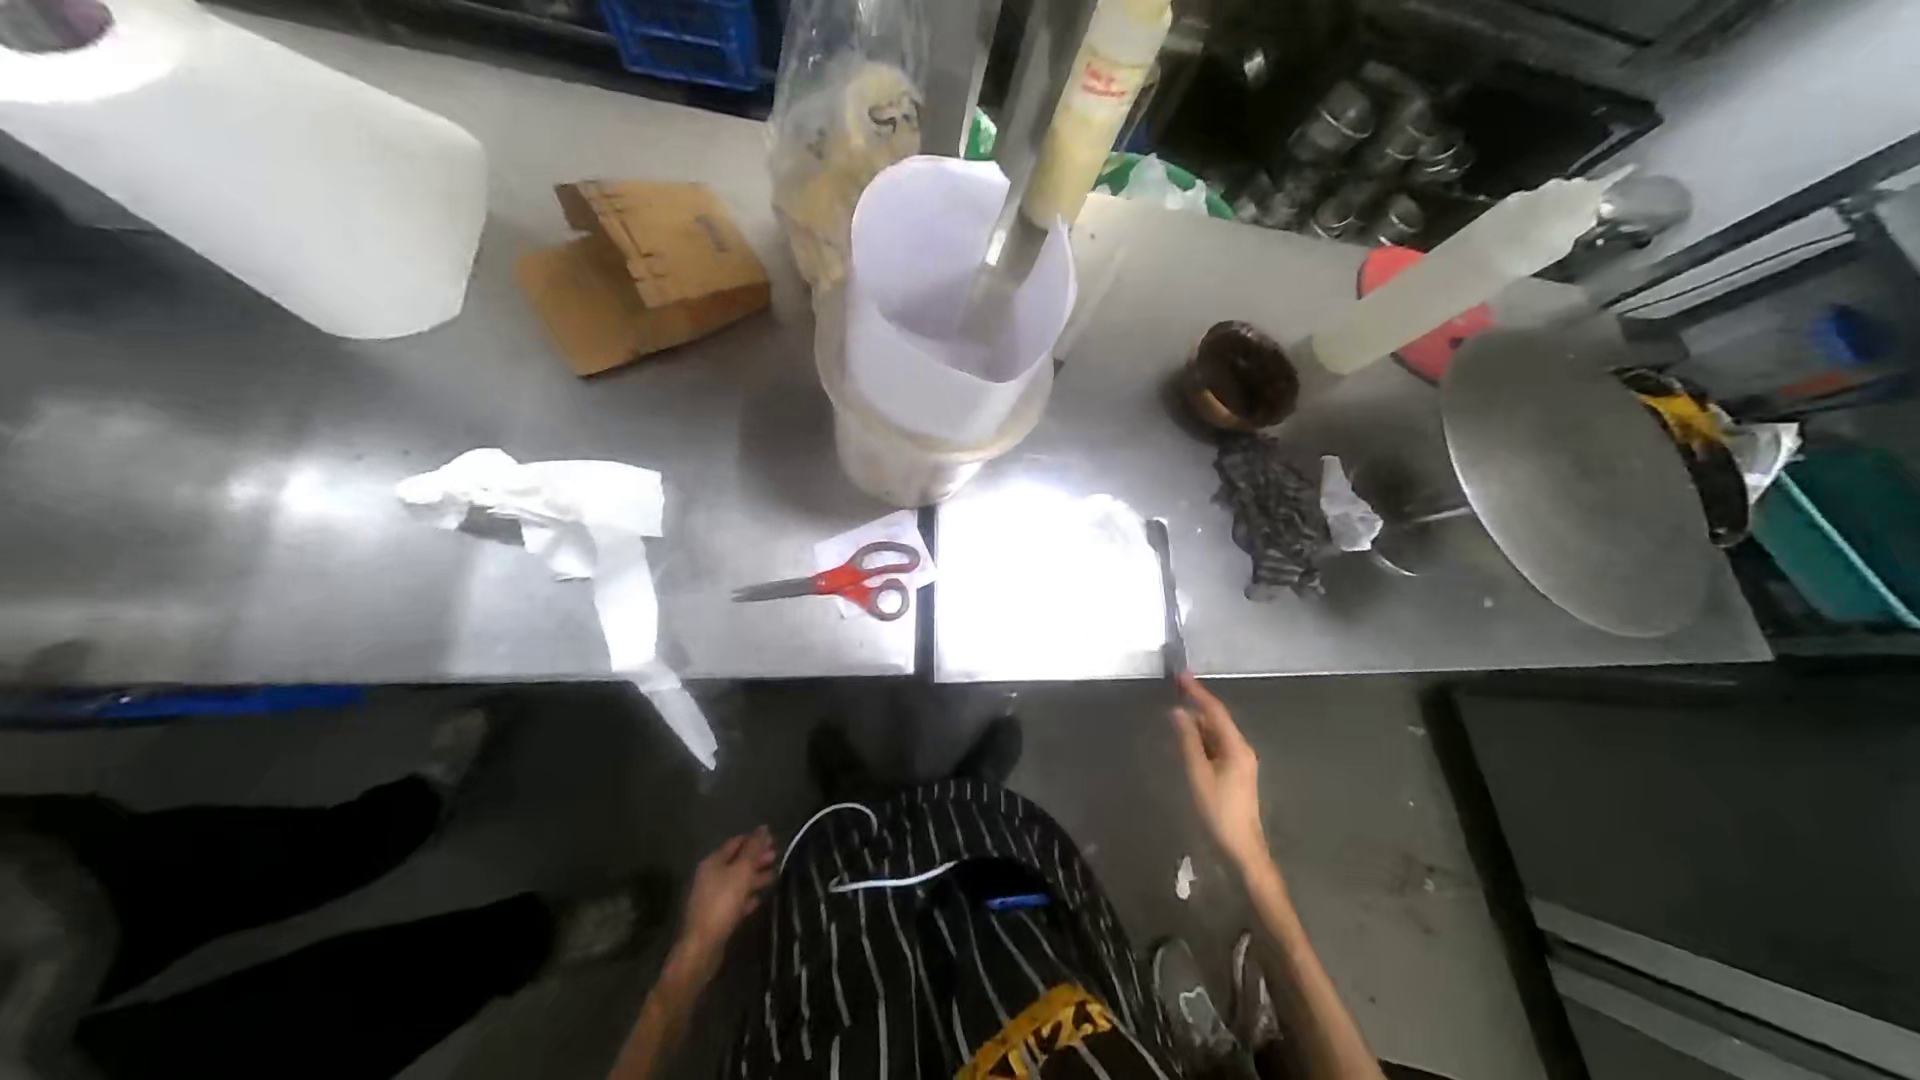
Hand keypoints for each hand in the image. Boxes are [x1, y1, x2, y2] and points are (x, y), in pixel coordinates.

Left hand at [673, 827, 775, 977]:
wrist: (703, 946)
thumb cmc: (723, 902)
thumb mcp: (742, 871)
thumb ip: (754, 849)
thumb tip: (764, 827)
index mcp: (713, 862)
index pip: (736, 842)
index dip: (755, 839)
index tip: (774, 840)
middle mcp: (711, 876)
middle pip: (737, 861)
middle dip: (757, 858)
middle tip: (777, 857)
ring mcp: (712, 896)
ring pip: (738, 881)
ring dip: (756, 877)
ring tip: (775, 876)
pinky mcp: (717, 915)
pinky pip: (736, 899)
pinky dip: (748, 896)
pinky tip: (760, 898)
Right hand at [1171, 673, 1269, 874]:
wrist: (1242, 846)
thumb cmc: (1219, 810)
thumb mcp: (1198, 773)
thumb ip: (1187, 741)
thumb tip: (1178, 713)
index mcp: (1236, 746)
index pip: (1215, 710)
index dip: (1197, 691)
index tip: (1182, 675)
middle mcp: (1241, 749)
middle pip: (1216, 721)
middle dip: (1195, 708)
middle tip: (1172, 697)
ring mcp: (1240, 761)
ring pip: (1215, 734)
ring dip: (1196, 726)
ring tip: (1173, 723)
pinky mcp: (1235, 772)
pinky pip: (1215, 747)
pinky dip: (1200, 741)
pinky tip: (1185, 744)